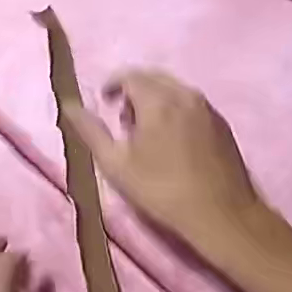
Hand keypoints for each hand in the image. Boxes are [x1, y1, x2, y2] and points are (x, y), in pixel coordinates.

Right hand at [63, 71, 265, 247]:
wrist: (222, 215)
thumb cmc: (163, 190)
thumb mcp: (117, 164)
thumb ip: (91, 131)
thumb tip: (69, 106)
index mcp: (157, 99)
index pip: (129, 75)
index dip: (112, 85)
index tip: (105, 103)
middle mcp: (184, 94)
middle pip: (152, 77)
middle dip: (133, 91)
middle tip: (124, 121)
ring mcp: (207, 107)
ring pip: (173, 88)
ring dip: (155, 99)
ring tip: (147, 132)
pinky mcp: (222, 122)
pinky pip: (191, 102)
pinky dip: (175, 109)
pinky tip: (173, 140)